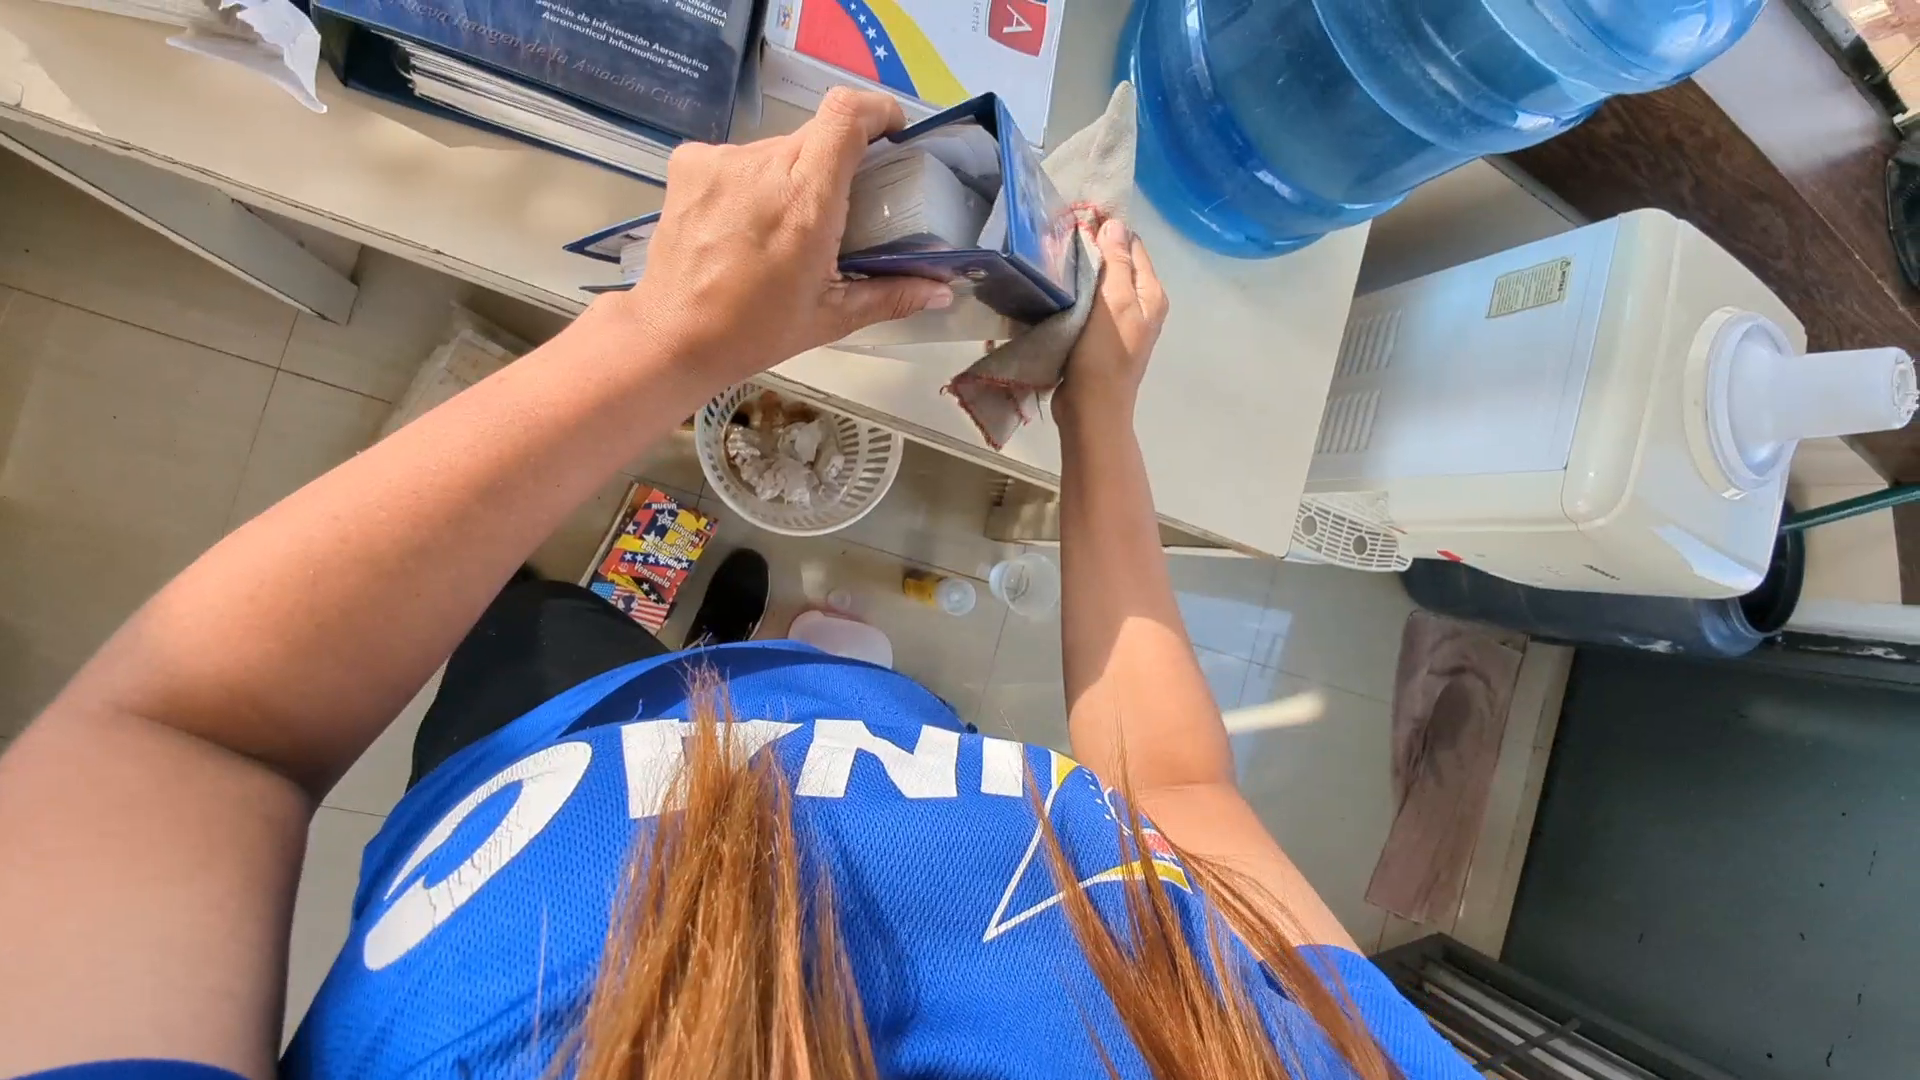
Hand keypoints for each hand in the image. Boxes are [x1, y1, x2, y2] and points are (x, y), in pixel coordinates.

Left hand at [610, 88, 953, 386]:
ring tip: (783, 233)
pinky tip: (744, 227)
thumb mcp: (831, 317)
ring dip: (791, 180)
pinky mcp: (690, 163)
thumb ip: (892, 295)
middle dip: (835, 167)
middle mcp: (764, 164)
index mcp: (806, 199)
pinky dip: (753, 185)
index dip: (876, 112)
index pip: (846, 115)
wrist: (672, 335)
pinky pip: (739, 160)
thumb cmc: (757, 331)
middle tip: (840, 213)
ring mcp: (722, 159)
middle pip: (815, 137)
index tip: (891, 134)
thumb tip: (942, 291)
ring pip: (776, 151)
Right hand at [1053, 218, 1168, 427]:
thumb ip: (1116, 262)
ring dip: (1082, 275)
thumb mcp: (1113, 302)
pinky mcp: (1100, 339)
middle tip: (1061, 243)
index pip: (1133, 246)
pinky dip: (1076, 297)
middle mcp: (1141, 306)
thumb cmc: (1104, 356)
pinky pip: (1090, 307)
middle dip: (1094, 251)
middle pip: (1118, 264)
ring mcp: (1121, 324)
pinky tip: (1058, 294)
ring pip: (1102, 285)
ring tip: (1056, 265)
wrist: (1091, 409)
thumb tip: (1114, 225)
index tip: (1077, 224)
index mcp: (1151, 294)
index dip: (1108, 232)